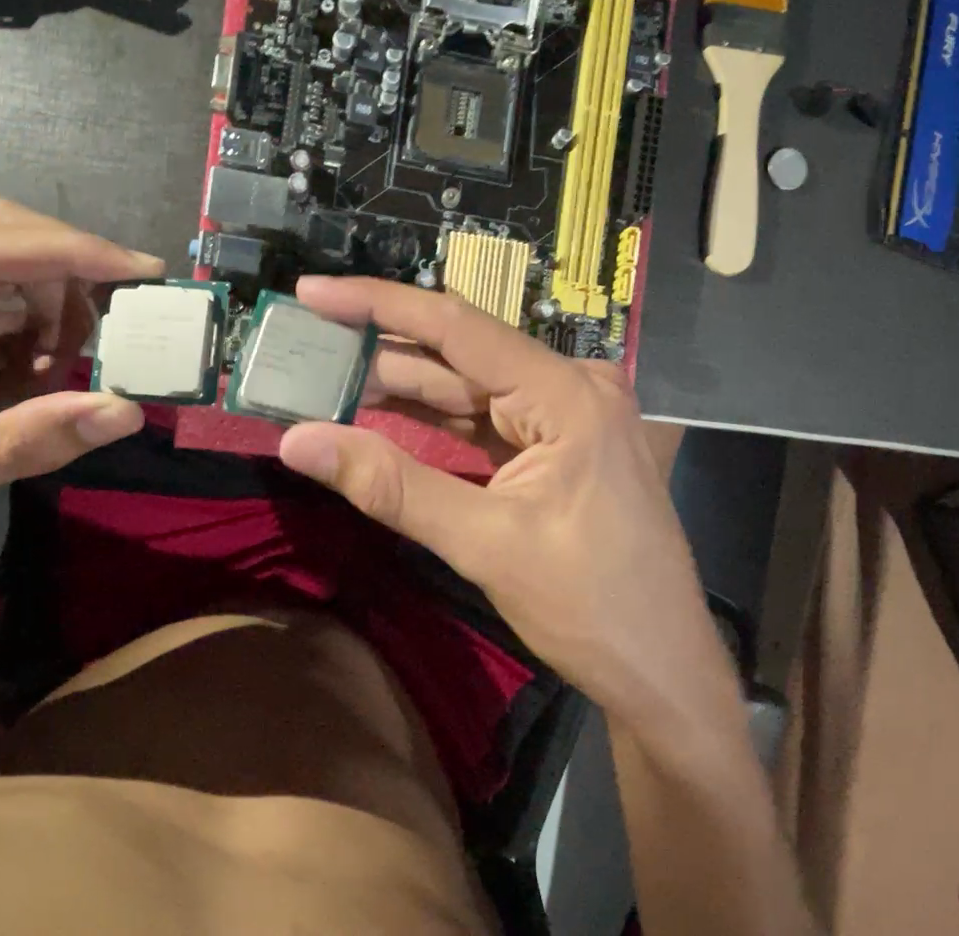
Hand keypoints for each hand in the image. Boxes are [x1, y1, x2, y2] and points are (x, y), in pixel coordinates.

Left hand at [0, 199, 162, 568]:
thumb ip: (30, 440)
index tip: (140, 270)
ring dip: (51, 304)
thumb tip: (126, 411)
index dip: (64, 251)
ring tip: (65, 368)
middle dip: (68, 269)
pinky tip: (38, 370)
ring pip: (0, 257)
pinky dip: (34, 325)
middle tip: (130, 309)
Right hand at [277, 277, 736, 731]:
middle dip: (380, 355)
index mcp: (567, 393)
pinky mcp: (560, 451)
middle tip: (302, 350)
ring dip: (400, 391)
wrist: (662, 667)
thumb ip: (392, 486)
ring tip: (324, 380)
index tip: (311, 291)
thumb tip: (297, 441)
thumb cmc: (590, 605)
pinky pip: (487, 425)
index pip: (456, 327)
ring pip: (470, 392)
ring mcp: (570, 419)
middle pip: (459, 357)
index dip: (378, 305)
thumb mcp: (485, 544)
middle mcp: (572, 389)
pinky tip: (381, 419)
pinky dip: (434, 426)